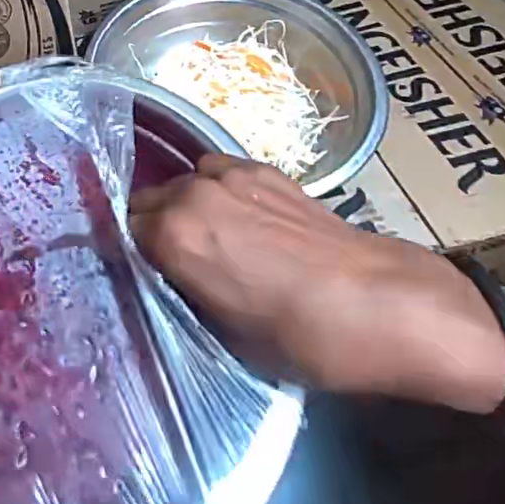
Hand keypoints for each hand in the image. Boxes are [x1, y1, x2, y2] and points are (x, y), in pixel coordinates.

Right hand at [129, 154, 504, 412]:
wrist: (381, 301)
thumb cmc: (300, 337)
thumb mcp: (224, 332)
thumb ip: (182, 289)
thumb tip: (168, 274)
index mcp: (175, 236)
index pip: (123, 234)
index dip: (129, 255)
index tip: (139, 270)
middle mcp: (194, 192)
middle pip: (147, 201)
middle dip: (151, 227)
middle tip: (171, 260)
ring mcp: (230, 173)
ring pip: (182, 183)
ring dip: (182, 206)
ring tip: (206, 236)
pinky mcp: (263, 166)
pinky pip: (217, 171)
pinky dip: (215, 190)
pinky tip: (239, 216)